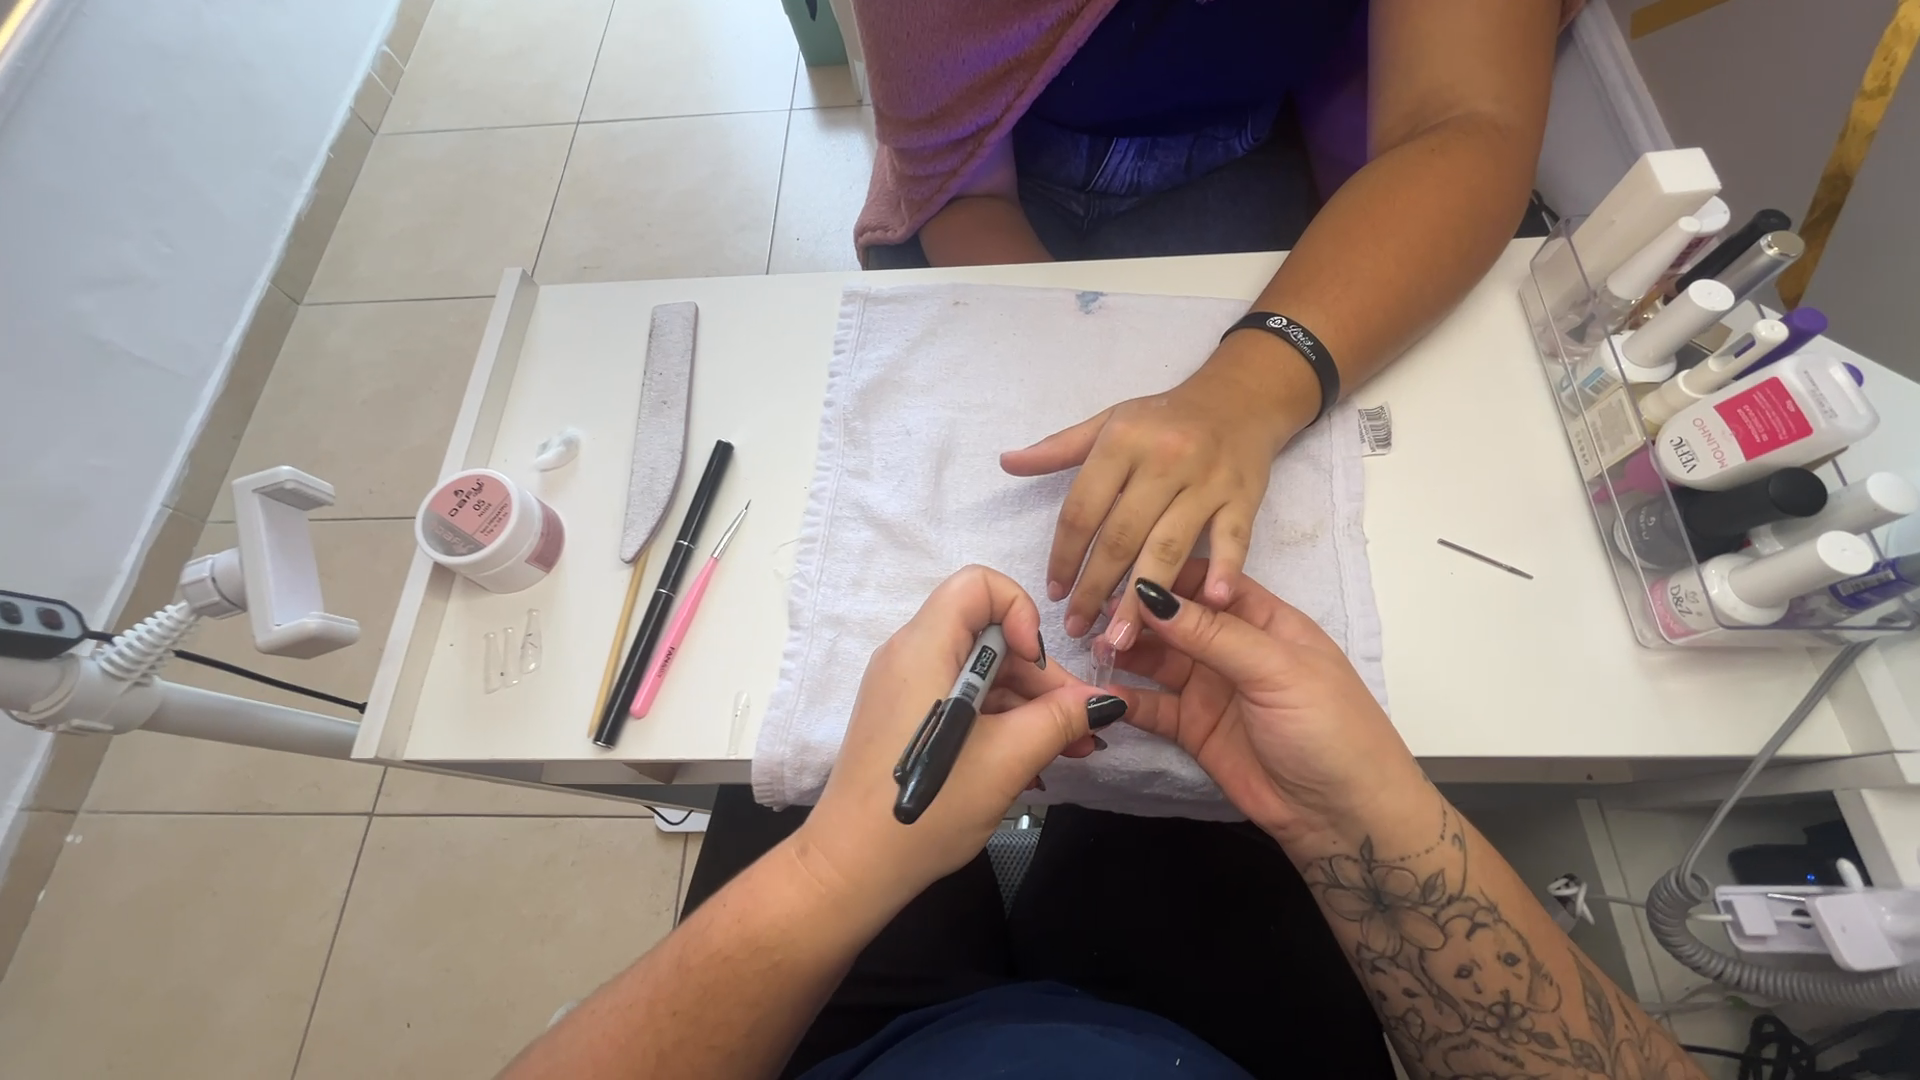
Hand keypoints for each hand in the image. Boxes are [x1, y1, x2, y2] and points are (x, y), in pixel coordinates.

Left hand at [793, 566, 1121, 909]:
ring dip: (1030, 704)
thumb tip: (1105, 700)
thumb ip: (1060, 720)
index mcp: (924, 648)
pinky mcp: (909, 715)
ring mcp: (907, 686)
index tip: (1036, 663)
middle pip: (988, 634)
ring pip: (981, 671)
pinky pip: (964, 697)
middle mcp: (911, 654)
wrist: (852, 868)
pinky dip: (1002, 719)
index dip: (1019, 610)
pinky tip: (1038, 758)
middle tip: (1082, 724)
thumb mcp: (1007, 761)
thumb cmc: (927, 809)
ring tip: (1074, 749)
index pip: (978, 584)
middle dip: (1040, 675)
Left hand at [1000, 334, 1317, 650]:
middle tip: (1077, 628)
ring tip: (1119, 639)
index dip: (1064, 555)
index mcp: (1121, 442)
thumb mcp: (1107, 424)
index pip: (1082, 509)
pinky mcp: (1244, 497)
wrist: (1239, 398)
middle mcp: (1163, 460)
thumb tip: (1006, 461)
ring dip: (1141, 598)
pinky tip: (1209, 603)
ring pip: (1167, 547)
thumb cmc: (1163, 418)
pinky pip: (1233, 539)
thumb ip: (1057, 449)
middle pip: (1120, 536)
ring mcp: (1206, 480)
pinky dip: (1223, 570)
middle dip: (1094, 588)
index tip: (1053, 591)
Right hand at [1104, 561, 1425, 849]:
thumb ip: (1213, 633)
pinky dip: (1126, 698)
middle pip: (1175, 618)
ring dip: (1126, 652)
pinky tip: (1101, 692)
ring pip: (1156, 658)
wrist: (1343, 818)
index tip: (1126, 575)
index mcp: (1264, 620)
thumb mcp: (1277, 670)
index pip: (1207, 582)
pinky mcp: (1192, 727)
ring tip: (1095, 649)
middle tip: (1099, 617)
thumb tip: (1151, 594)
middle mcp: (1232, 647)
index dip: (1168, 575)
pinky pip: (1151, 705)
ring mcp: (1209, 687)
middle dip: (1138, 615)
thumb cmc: (1329, 729)